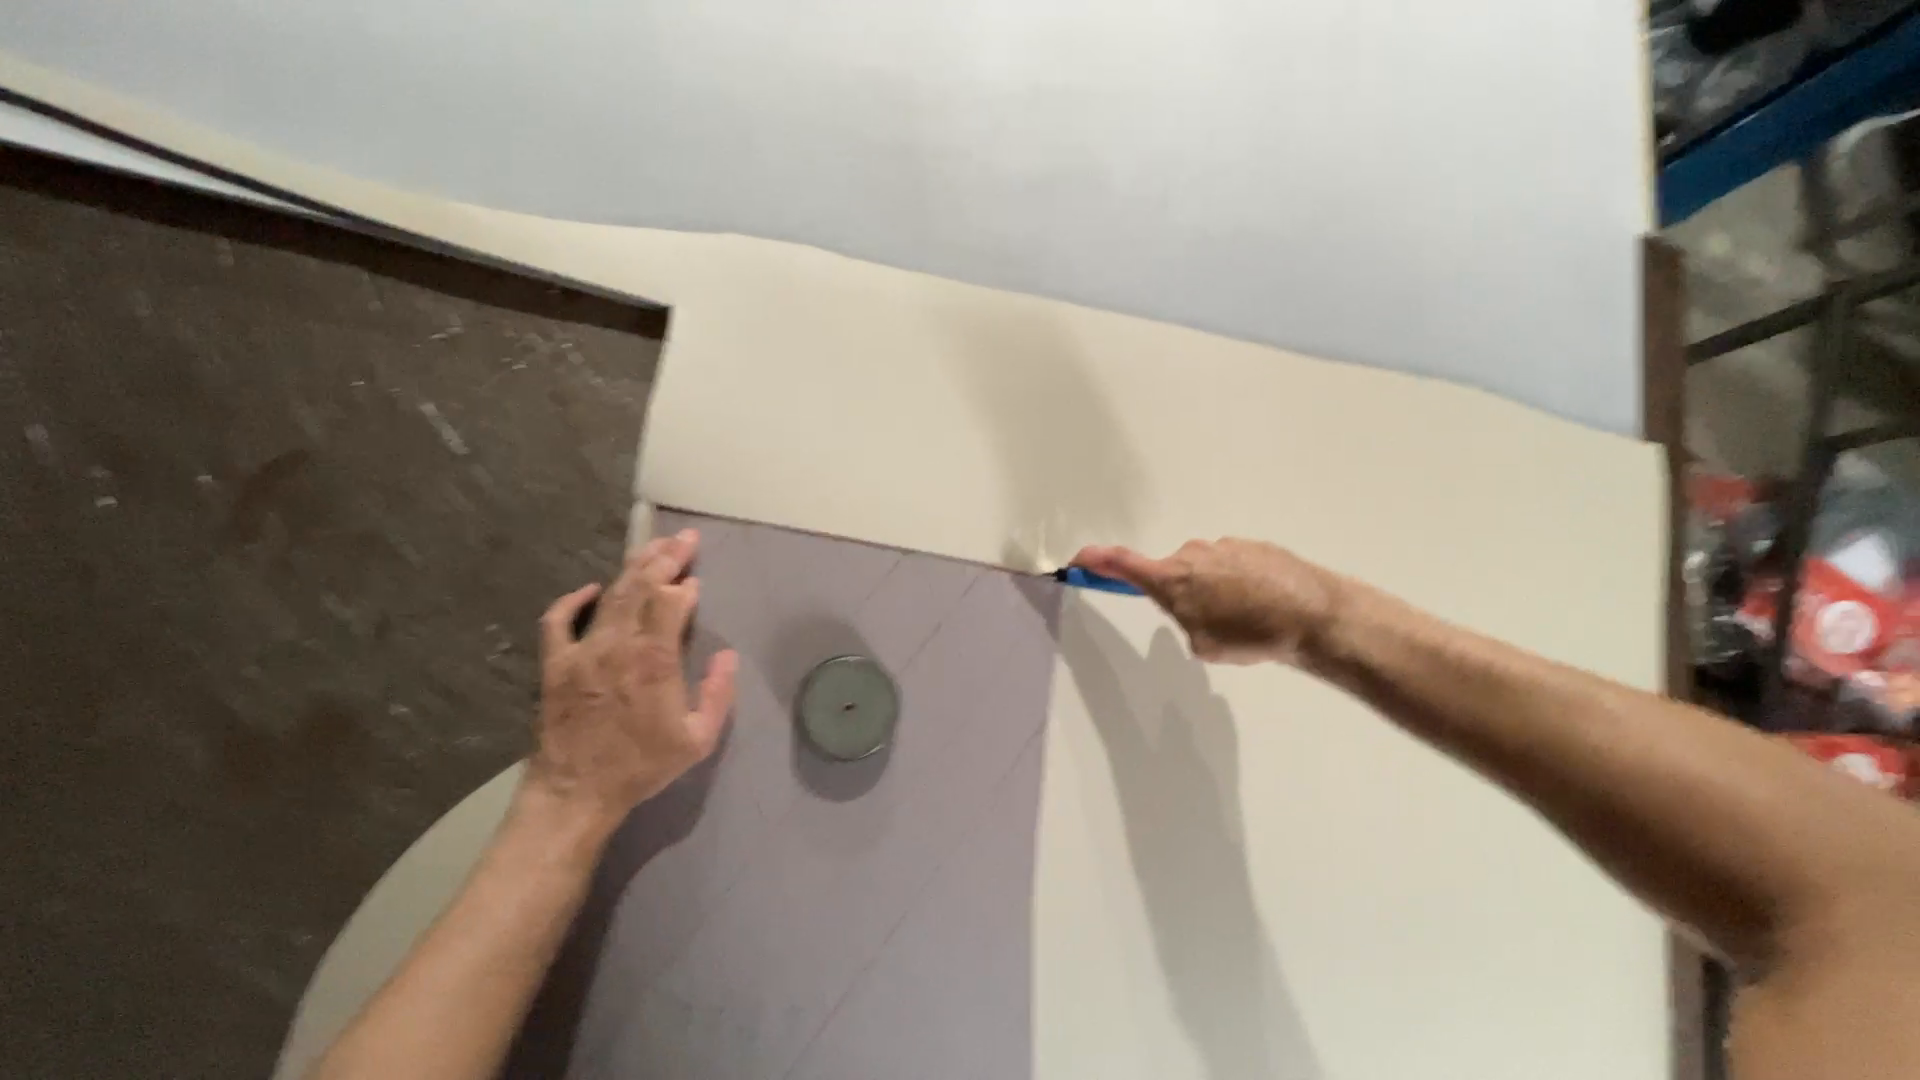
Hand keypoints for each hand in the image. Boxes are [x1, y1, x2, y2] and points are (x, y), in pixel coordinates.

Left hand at [527, 529, 739, 824]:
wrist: (577, 791)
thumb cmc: (642, 766)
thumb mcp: (698, 740)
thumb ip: (718, 694)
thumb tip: (728, 656)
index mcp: (654, 661)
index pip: (670, 603)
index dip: (684, 586)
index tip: (696, 579)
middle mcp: (617, 646)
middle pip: (641, 587)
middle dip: (665, 559)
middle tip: (683, 539)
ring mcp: (582, 651)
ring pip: (609, 597)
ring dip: (632, 569)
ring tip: (652, 548)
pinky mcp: (554, 664)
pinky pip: (558, 621)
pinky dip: (572, 600)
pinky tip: (590, 587)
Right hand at [1071, 538, 1342, 664]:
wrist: (1314, 614)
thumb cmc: (1250, 635)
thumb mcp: (1203, 645)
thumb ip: (1186, 621)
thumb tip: (1195, 609)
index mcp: (1172, 579)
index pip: (1121, 564)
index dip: (1095, 562)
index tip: (1077, 560)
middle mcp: (1192, 554)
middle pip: (1171, 572)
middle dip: (1181, 594)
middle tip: (1209, 623)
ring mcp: (1225, 546)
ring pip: (1205, 570)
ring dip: (1215, 590)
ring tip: (1247, 619)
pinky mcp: (1255, 546)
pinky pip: (1233, 566)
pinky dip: (1240, 584)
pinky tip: (1265, 605)